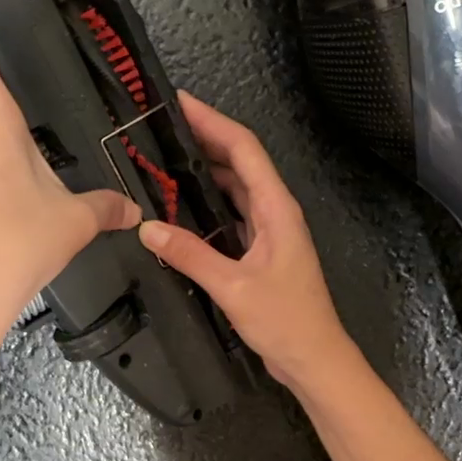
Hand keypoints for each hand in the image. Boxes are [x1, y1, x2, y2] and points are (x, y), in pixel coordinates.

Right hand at [137, 93, 355, 387]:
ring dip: (205, 171)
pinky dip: (207, 204)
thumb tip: (148, 228)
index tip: (179, 102)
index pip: (243, 150)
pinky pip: (231, 215)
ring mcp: (268, 232)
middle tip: (161, 127)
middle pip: (239, 162)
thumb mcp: (233, 287)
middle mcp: (274, 212)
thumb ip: (190, 255)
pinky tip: (181, 207)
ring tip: (165, 159)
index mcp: (276, 209)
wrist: (313, 358)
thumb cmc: (285, 321)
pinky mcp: (260, 252)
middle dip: (204, 139)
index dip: (212, 122)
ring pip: (235, 189)